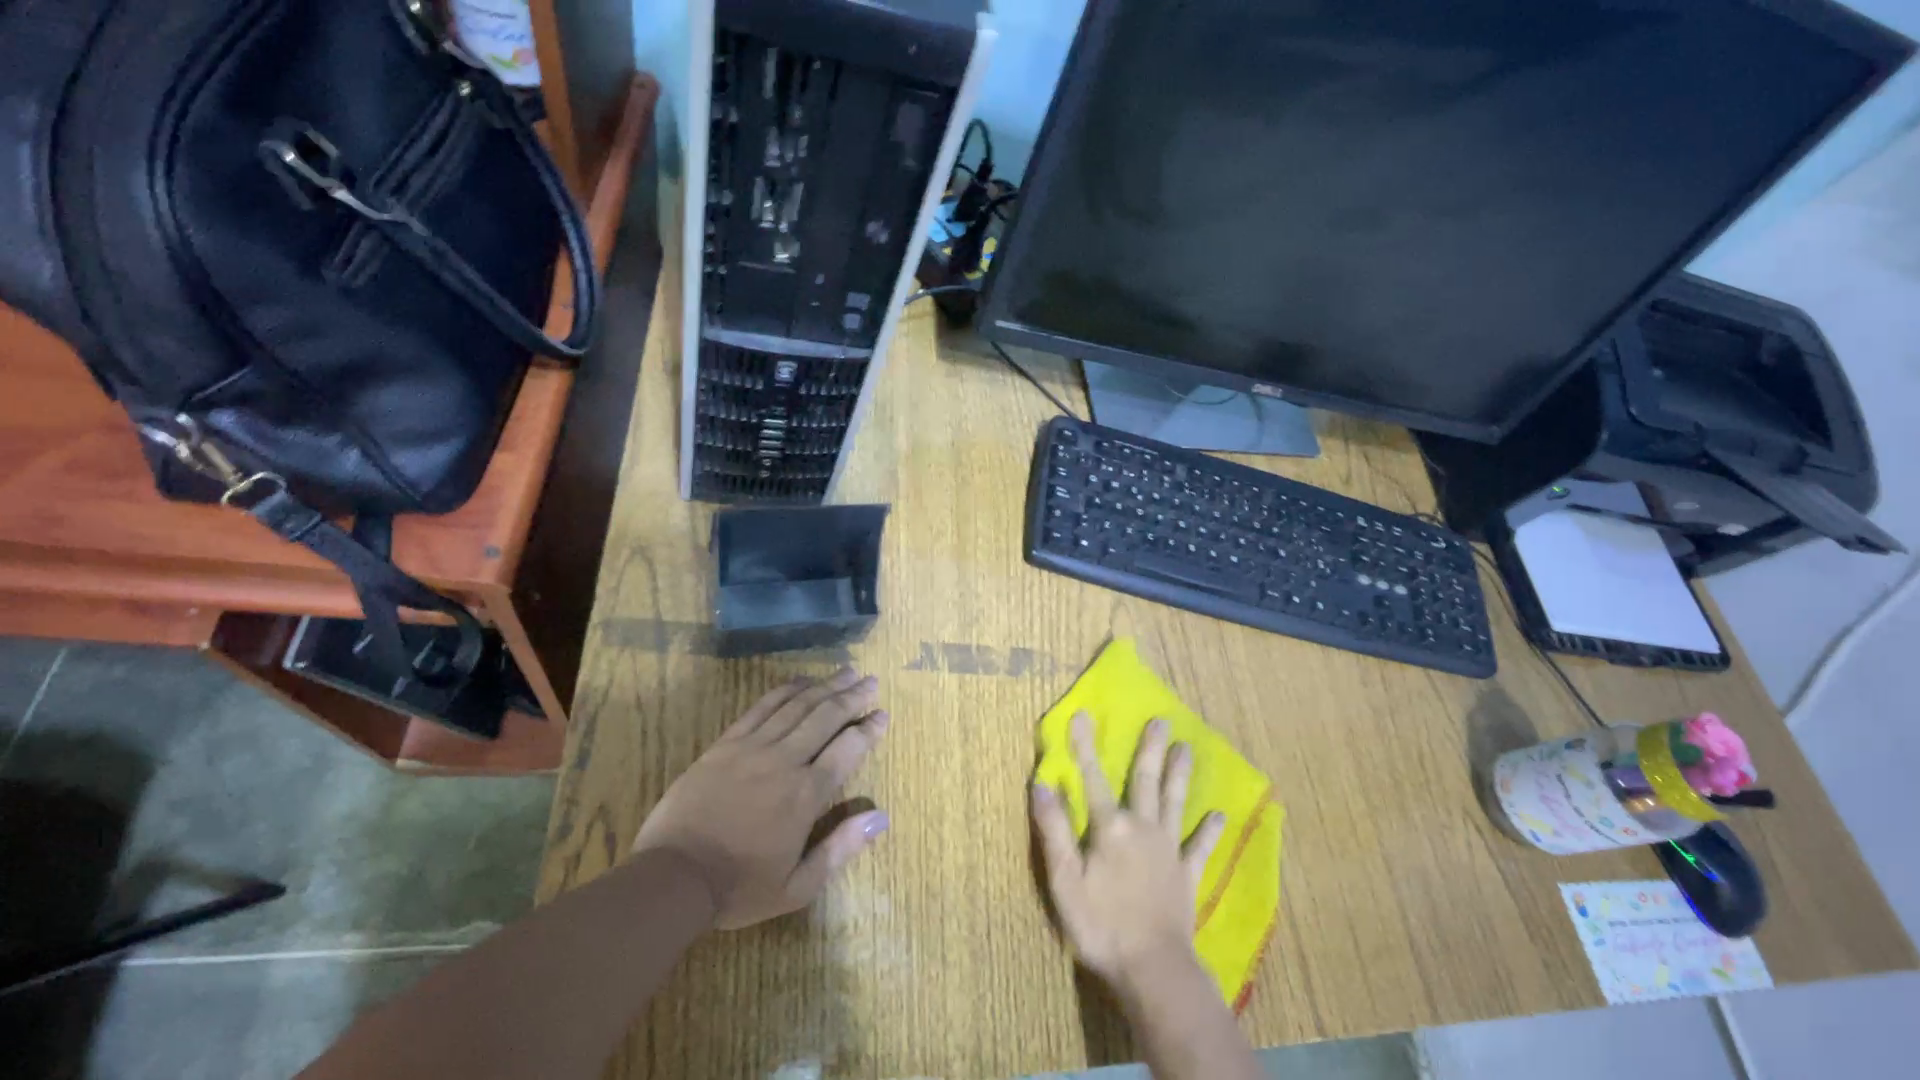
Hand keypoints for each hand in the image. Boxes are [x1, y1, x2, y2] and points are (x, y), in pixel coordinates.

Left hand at [631, 668, 890, 929]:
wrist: (674, 875)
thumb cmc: (740, 887)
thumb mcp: (798, 886)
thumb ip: (841, 849)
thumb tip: (881, 817)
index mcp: (806, 796)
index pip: (847, 750)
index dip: (868, 730)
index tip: (883, 715)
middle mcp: (784, 762)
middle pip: (825, 718)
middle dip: (852, 697)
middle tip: (871, 681)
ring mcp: (752, 749)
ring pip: (796, 706)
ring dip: (824, 687)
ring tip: (845, 672)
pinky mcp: (725, 745)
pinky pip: (760, 708)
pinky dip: (784, 691)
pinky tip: (799, 681)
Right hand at [1031, 712, 1225, 988]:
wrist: (1152, 966)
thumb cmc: (1101, 924)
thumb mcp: (1065, 879)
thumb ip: (1054, 830)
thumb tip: (1043, 784)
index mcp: (1110, 828)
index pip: (1092, 778)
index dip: (1085, 747)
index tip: (1083, 715)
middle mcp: (1143, 828)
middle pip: (1144, 781)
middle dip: (1148, 749)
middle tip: (1160, 721)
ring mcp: (1169, 850)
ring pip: (1173, 803)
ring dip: (1178, 775)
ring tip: (1186, 748)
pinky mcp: (1187, 874)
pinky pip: (1199, 846)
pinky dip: (1208, 830)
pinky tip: (1218, 815)